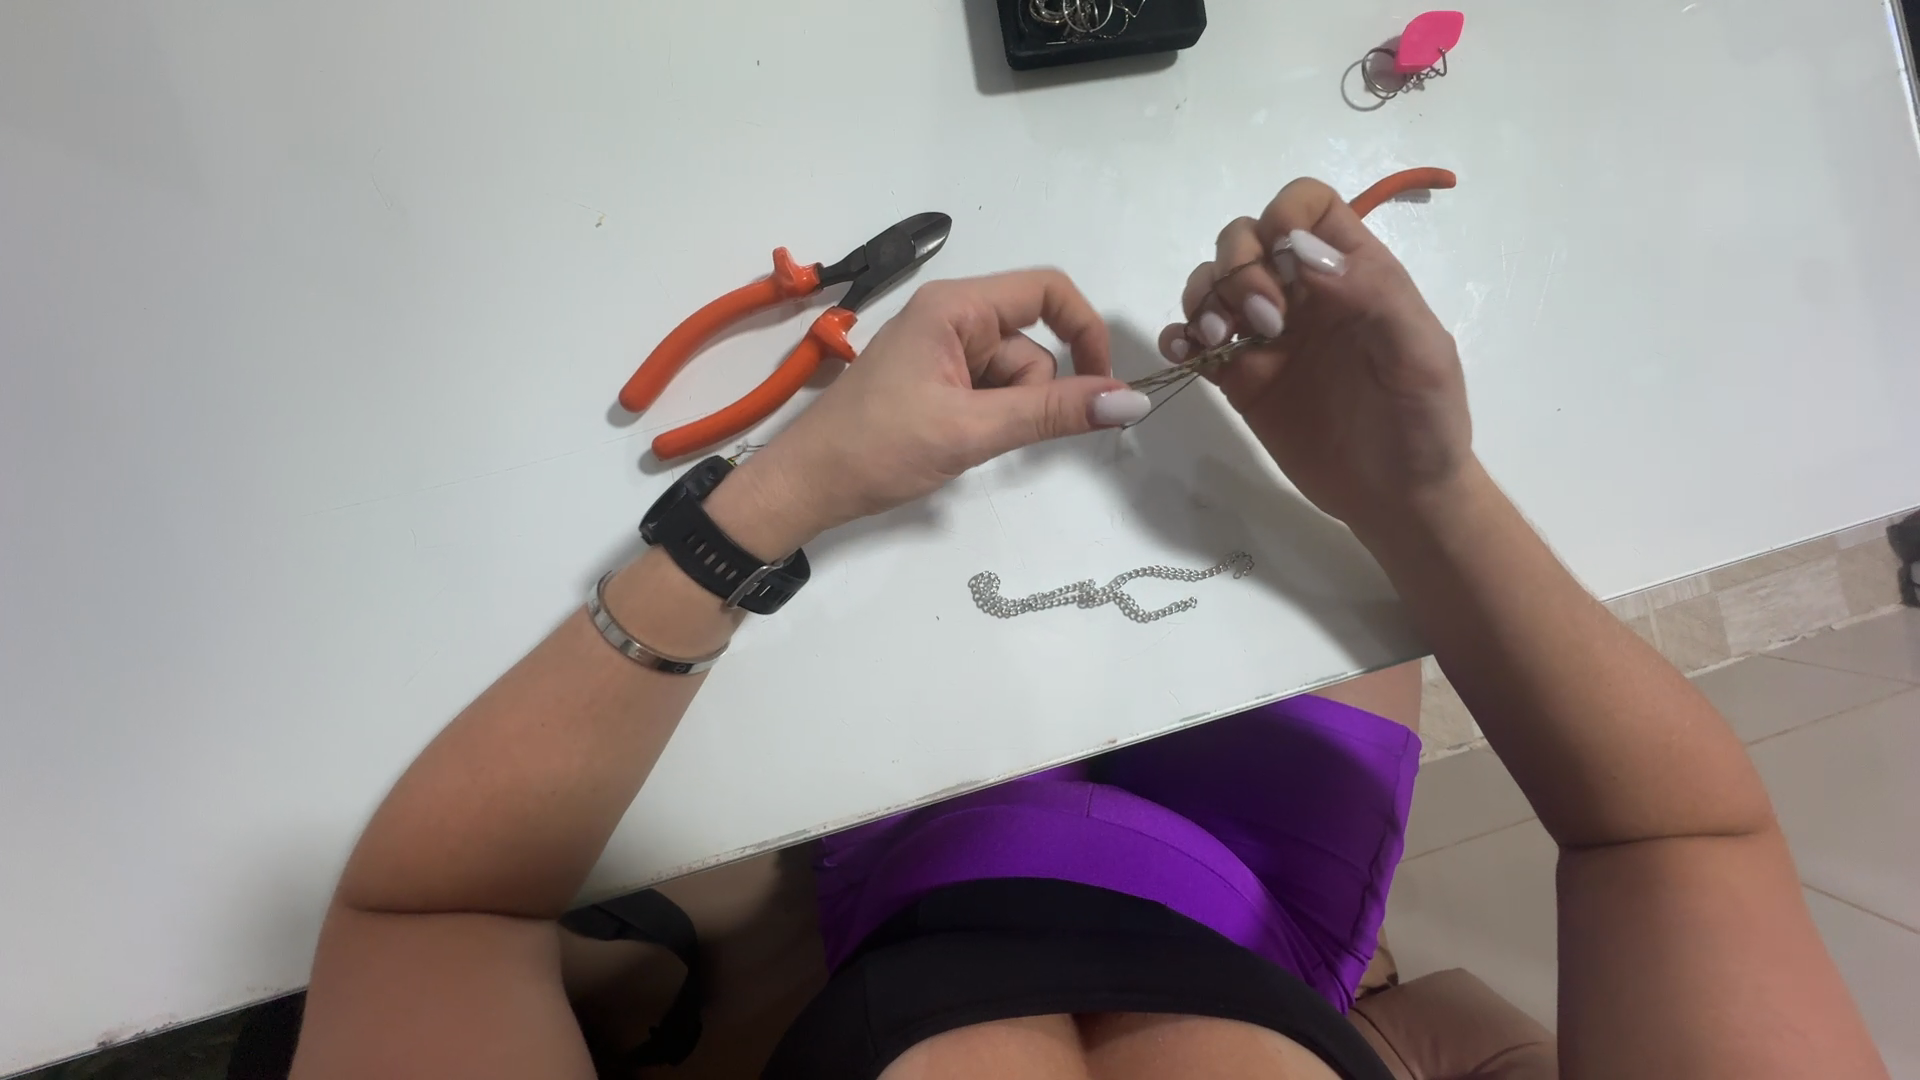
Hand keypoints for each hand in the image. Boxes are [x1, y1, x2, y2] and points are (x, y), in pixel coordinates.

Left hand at [707, 269, 1148, 554]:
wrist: (808, 486)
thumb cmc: (879, 448)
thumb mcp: (972, 429)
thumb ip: (1052, 412)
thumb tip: (1131, 399)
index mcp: (955, 307)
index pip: (1047, 290)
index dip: (1085, 331)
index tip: (1104, 387)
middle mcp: (951, 318)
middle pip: (1031, 342)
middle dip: (1030, 393)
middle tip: (988, 431)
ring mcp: (941, 352)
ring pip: (1012, 375)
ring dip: (1007, 413)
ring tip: (961, 441)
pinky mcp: (935, 383)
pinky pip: (988, 393)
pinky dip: (990, 420)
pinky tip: (956, 443)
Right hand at [1157, 177, 1473, 541]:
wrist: (1393, 495)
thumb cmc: (1422, 422)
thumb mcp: (1418, 354)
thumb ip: (1370, 293)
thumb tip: (1301, 251)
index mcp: (1353, 274)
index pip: (1307, 208)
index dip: (1284, 220)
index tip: (1286, 268)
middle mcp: (1303, 296)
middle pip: (1245, 240)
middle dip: (1238, 269)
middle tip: (1262, 325)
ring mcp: (1265, 338)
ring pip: (1211, 286)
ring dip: (1202, 301)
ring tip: (1218, 343)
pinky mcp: (1238, 380)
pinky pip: (1194, 343)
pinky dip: (1178, 338)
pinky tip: (1185, 355)